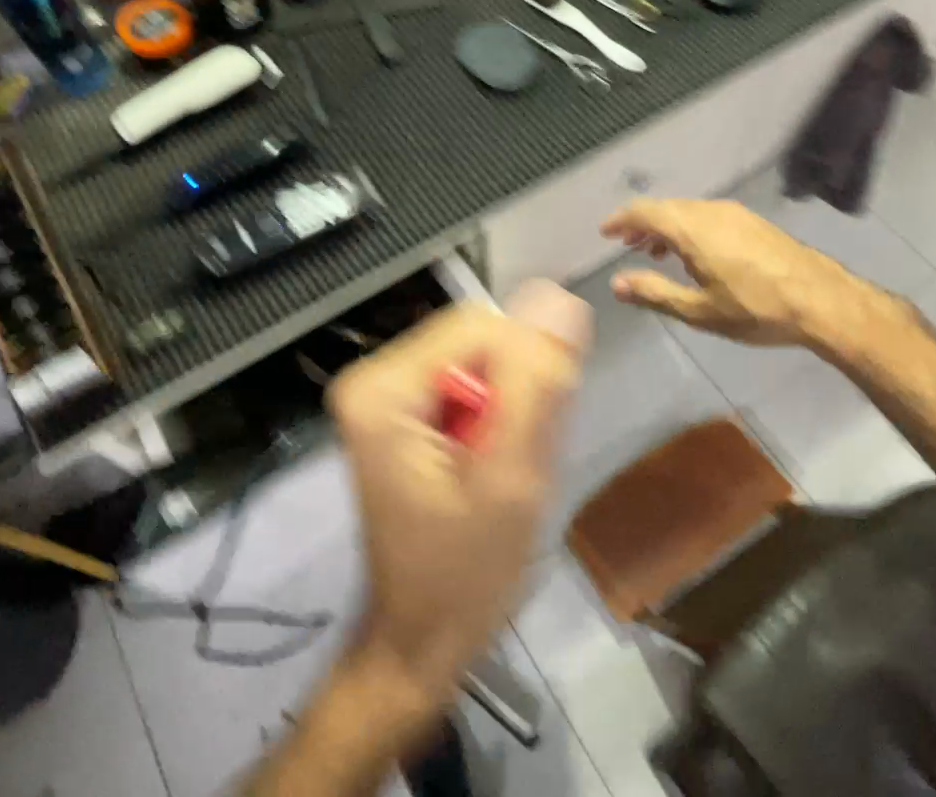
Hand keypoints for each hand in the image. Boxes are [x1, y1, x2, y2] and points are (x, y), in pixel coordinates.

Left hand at [326, 281, 590, 697]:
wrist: (421, 637)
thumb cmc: (464, 574)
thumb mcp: (513, 481)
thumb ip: (536, 386)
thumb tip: (562, 298)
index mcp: (382, 387)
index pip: (485, 326)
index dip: (528, 372)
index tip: (528, 438)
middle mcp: (373, 378)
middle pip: (480, 339)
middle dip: (518, 391)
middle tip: (516, 460)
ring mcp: (384, 395)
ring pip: (482, 361)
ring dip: (512, 407)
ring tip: (502, 469)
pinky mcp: (401, 413)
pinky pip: (471, 384)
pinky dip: (497, 418)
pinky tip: (491, 466)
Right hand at [601, 198, 884, 349]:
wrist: (821, 300)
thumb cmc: (755, 309)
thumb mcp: (698, 310)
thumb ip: (654, 293)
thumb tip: (616, 284)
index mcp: (692, 229)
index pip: (645, 212)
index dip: (620, 220)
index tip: (605, 233)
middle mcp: (711, 211)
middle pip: (666, 208)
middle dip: (642, 225)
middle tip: (627, 247)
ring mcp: (736, 214)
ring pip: (688, 211)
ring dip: (666, 227)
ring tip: (656, 253)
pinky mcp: (753, 222)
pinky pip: (708, 216)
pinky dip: (689, 229)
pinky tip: (694, 255)